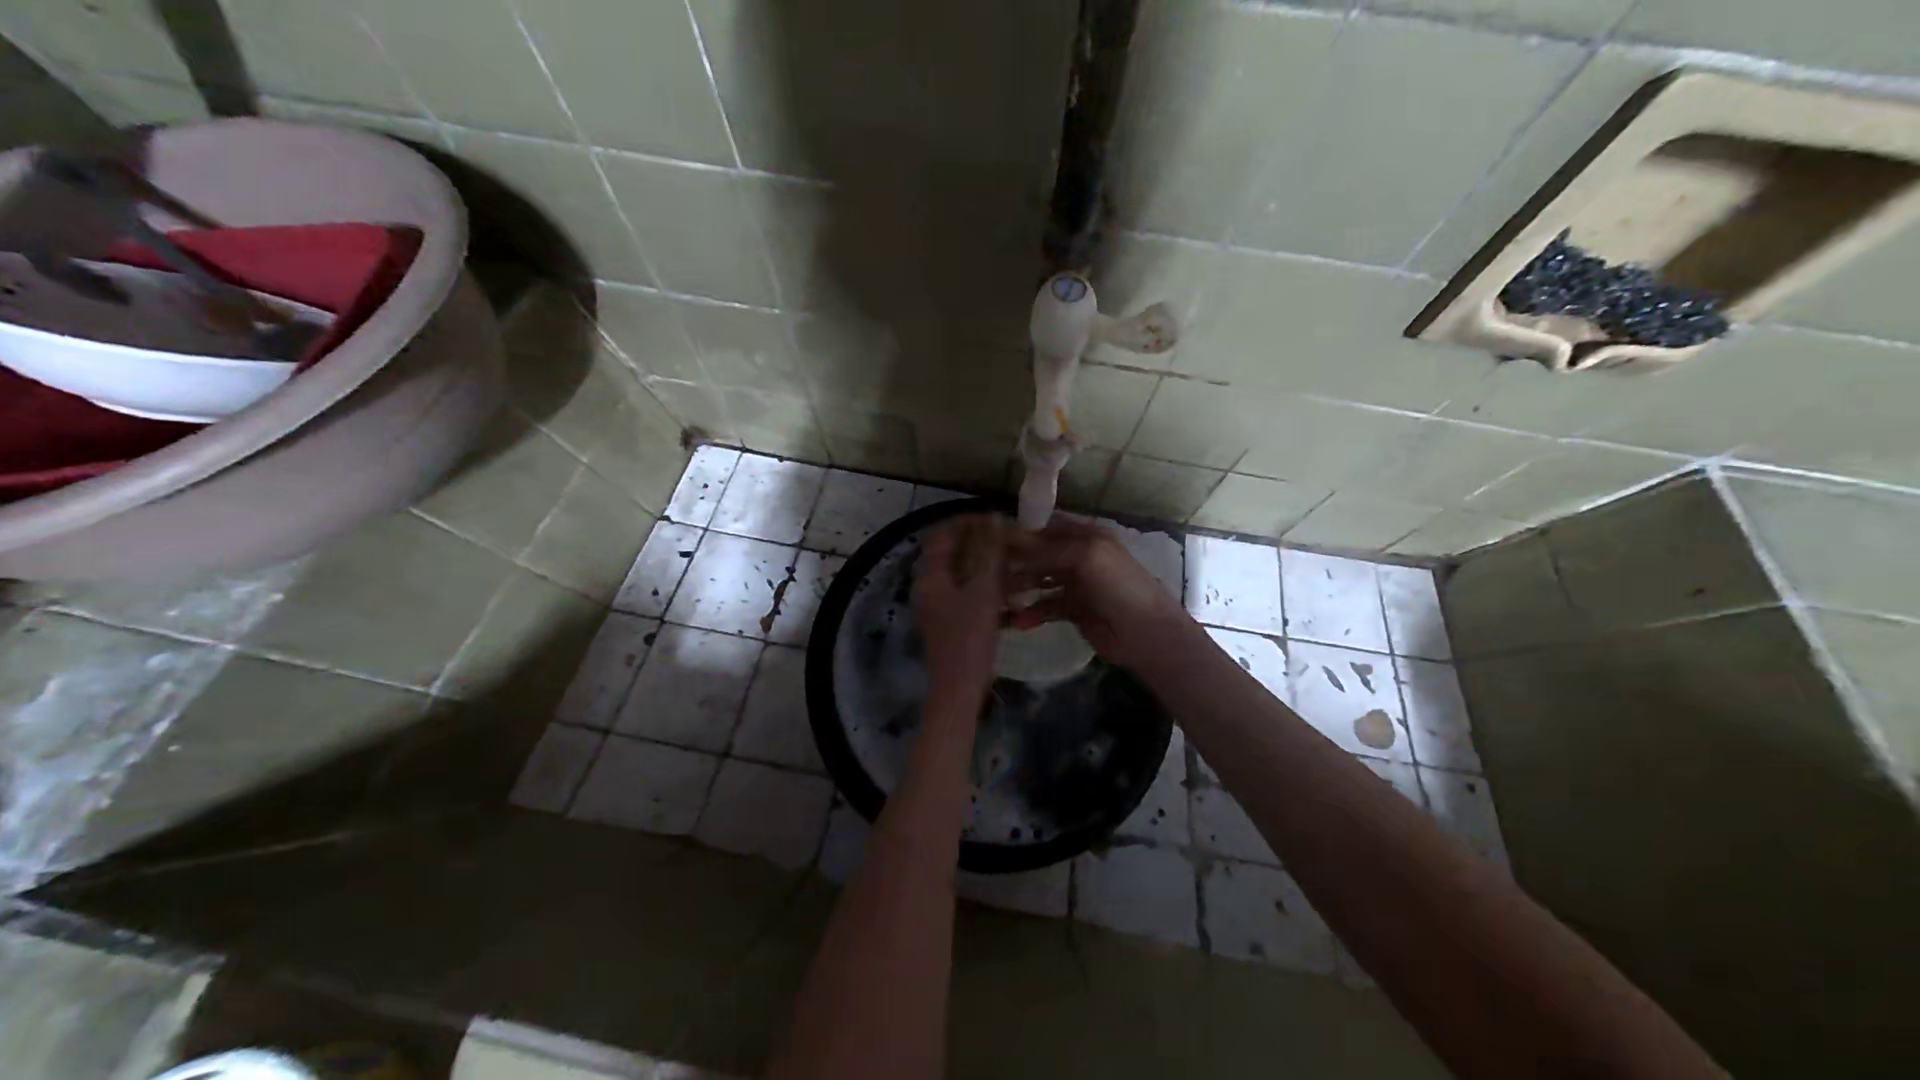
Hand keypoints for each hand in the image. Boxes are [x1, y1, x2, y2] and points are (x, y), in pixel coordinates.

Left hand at [912, 514, 1008, 701]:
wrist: (959, 691)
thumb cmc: (969, 638)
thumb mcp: (983, 591)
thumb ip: (989, 553)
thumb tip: (993, 518)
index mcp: (930, 577)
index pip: (942, 535)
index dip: (967, 522)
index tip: (996, 519)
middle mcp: (929, 588)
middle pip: (953, 555)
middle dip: (981, 545)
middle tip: (1011, 541)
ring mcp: (938, 607)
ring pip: (963, 576)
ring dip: (987, 568)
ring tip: (1016, 565)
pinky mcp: (951, 624)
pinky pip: (968, 596)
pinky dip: (986, 590)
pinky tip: (1012, 595)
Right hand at [1004, 517, 1188, 667]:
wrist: (1145, 633)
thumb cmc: (1117, 586)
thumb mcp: (1083, 557)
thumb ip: (1045, 549)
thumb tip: (1008, 538)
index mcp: (1086, 536)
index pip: (1046, 527)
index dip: (1021, 533)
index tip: (990, 541)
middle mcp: (1079, 556)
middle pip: (1039, 555)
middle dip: (1015, 563)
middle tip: (986, 573)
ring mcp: (1076, 584)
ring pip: (1039, 581)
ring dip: (1019, 589)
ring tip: (996, 600)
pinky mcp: (1073, 610)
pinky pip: (1045, 607)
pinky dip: (1031, 613)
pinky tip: (1016, 622)